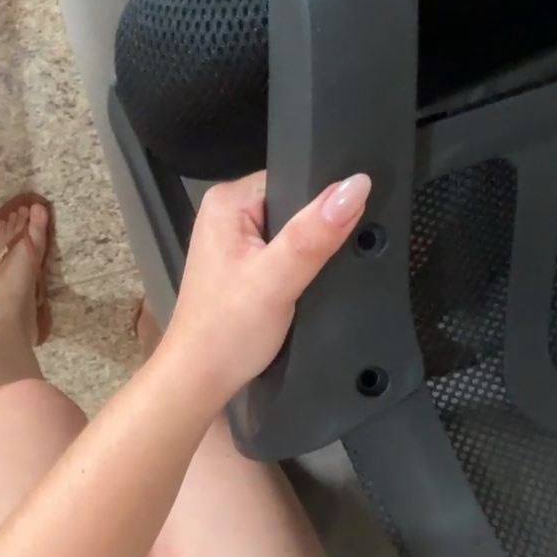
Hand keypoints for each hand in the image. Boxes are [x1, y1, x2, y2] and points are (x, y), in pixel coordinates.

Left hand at [159, 170, 370, 396]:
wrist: (201, 380)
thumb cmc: (227, 331)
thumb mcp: (277, 278)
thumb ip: (315, 233)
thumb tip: (355, 185)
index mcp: (227, 201)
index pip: (291, 177)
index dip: (321, 200)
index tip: (344, 224)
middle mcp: (226, 214)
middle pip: (294, 204)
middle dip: (316, 229)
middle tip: (328, 257)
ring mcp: (234, 242)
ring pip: (292, 232)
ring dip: (309, 251)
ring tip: (312, 274)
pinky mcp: (243, 267)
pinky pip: (284, 253)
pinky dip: (298, 268)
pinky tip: (302, 284)